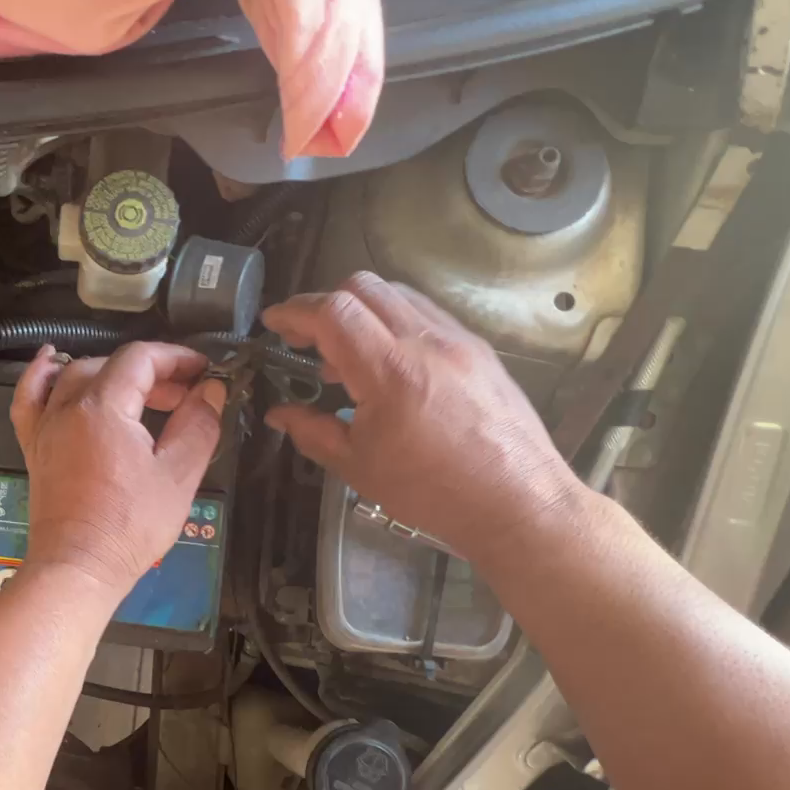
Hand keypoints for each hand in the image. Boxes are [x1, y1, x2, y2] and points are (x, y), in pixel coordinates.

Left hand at [11, 342, 226, 592]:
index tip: (202, 372)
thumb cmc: (130, 526)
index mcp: (103, 408)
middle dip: (151, 373)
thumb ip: (197, 425)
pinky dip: (41, 376)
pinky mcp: (33, 447)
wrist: (78, 567)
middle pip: (109, 365)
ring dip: (110, 375)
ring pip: (73, 376)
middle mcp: (67, 407)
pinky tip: (51, 362)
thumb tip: (210, 389)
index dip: (175, 358)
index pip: (139, 359)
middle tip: (182, 397)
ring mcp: (44, 426)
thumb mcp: (178, 476)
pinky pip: (30, 398)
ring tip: (140, 393)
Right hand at [261, 273, 584, 564]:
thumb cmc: (430, 491)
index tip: (273, 324)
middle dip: (323, 303)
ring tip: (343, 353)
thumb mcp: (357, 466)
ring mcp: (457, 339)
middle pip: (363, 287)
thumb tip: (279, 414)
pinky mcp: (477, 348)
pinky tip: (385, 361)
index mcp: (389, 371)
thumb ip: (311, 431)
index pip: (333, 311)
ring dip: (359, 309)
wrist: (517, 502)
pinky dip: (392, 321)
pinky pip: (425, 313)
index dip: (295, 311)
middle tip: (304, 337)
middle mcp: (425, 341)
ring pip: (397, 293)